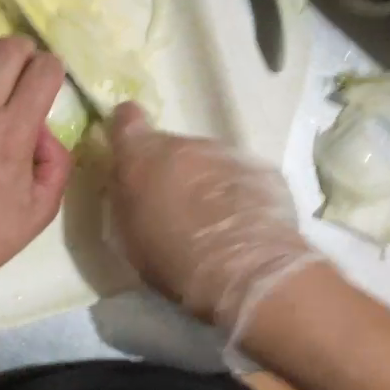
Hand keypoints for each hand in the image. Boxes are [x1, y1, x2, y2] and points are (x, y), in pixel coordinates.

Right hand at [106, 103, 323, 338]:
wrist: (242, 269)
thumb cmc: (172, 257)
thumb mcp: (129, 235)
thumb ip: (127, 199)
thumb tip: (127, 183)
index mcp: (142, 158)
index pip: (126, 120)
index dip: (126, 128)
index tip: (128, 142)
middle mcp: (185, 144)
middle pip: (173, 148)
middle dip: (172, 171)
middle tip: (175, 208)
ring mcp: (228, 153)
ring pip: (210, 162)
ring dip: (206, 183)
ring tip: (211, 222)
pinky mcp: (263, 170)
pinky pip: (242, 178)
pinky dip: (238, 194)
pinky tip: (241, 225)